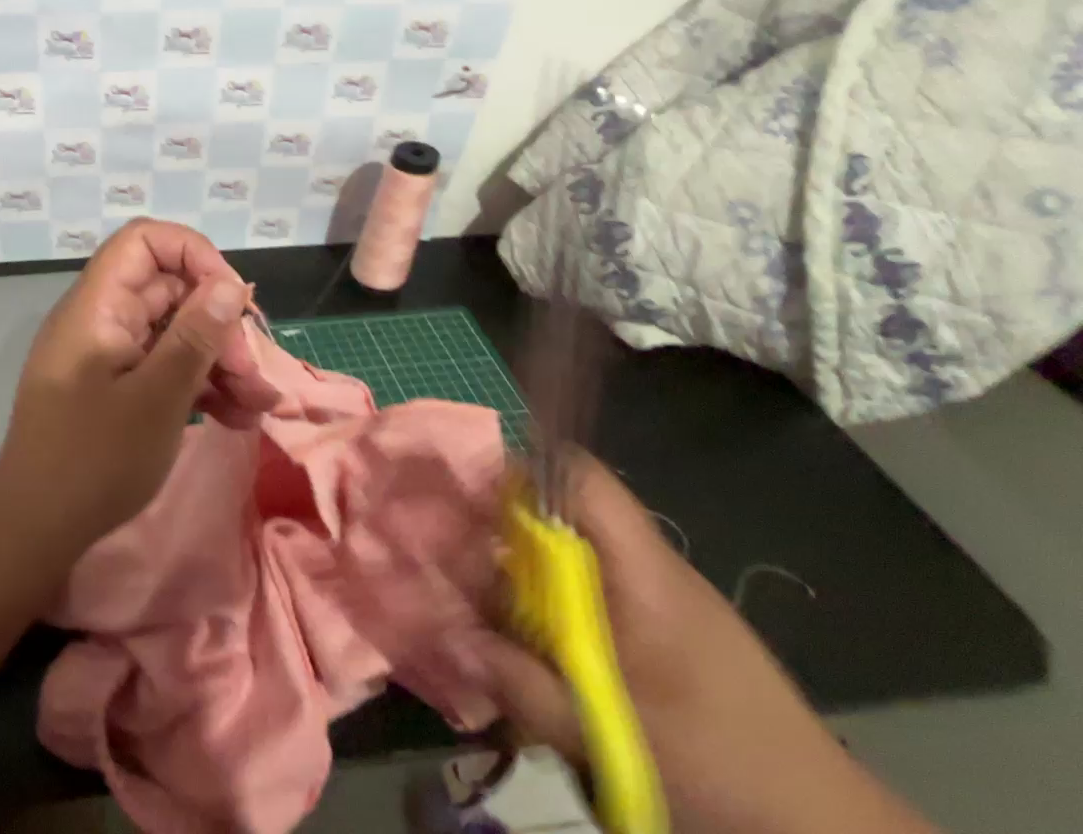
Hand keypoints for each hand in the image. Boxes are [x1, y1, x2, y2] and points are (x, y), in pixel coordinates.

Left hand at [0, 219, 281, 542]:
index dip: (194, 256)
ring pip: (175, 335)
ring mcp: (109, 357)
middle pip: (170, 292)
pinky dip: (201, 386)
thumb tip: (229, 284)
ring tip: (260, 405)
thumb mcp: (157, 398)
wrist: (37, 527)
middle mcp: (102, 321)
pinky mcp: (117, 390)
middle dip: (221, 326)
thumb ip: (195, 337)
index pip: (144, 241)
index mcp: (97, 307)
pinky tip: (237, 417)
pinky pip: (165, 369)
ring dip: (221, 363)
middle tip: (252, 373)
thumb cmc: (95, 460)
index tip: (231, 300)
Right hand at [474, 454, 937, 833]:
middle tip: (448, 568)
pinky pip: (588, 602)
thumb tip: (452, 637)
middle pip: (563, 521)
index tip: (457, 494)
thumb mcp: (609, 735)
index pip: (581, 480)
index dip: (518, 470)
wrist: (819, 826)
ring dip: (520, 583)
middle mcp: (650, 573)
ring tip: (473, 616)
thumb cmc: (718, 765)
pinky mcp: (660, 638)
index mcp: (645, 573)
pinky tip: (524, 656)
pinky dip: (547, 615)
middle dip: (500, 537)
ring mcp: (658, 605)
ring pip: (570, 565)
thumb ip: (523, 684)